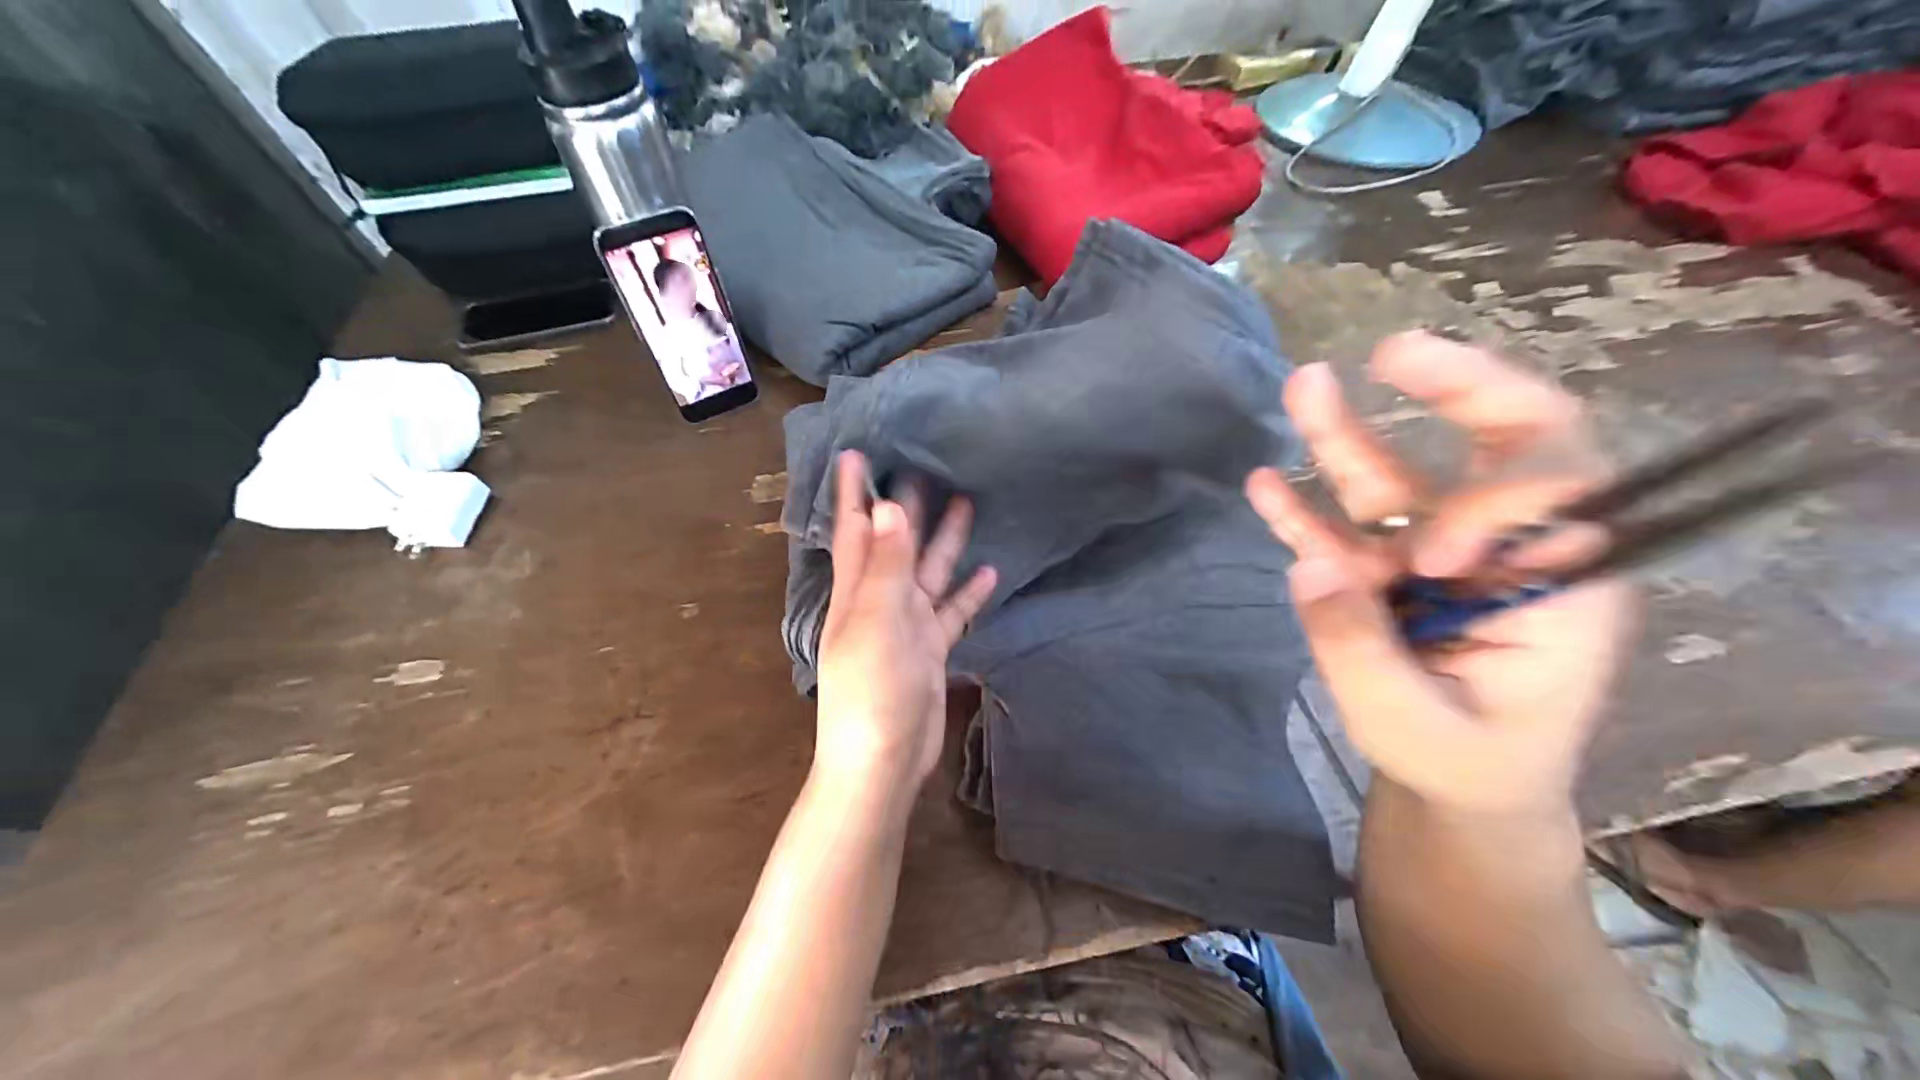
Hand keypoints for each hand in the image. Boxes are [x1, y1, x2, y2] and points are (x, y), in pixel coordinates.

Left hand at [814, 451, 996, 799]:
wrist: (883, 760)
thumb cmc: (871, 691)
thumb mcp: (877, 622)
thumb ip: (886, 566)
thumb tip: (886, 505)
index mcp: (858, 590)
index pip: (854, 528)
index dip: (853, 491)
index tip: (857, 451)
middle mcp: (881, 600)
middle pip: (896, 542)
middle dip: (908, 504)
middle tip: (927, 463)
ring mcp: (908, 625)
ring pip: (929, 571)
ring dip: (944, 540)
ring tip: (967, 502)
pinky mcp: (931, 648)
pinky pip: (953, 611)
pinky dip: (968, 591)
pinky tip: (990, 571)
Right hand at [1245, 332, 1636, 814]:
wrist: (1454, 784)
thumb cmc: (1462, 762)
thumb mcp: (1413, 723)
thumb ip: (1361, 649)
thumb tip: (1308, 565)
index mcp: (1557, 586)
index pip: (1556, 493)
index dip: (1492, 500)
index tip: (1431, 560)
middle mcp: (1500, 552)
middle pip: (1505, 446)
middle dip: (1459, 390)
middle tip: (1396, 352)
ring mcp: (1431, 558)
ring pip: (1398, 480)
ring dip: (1346, 436)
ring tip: (1303, 384)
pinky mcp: (1380, 571)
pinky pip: (1341, 531)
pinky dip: (1304, 510)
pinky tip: (1266, 484)